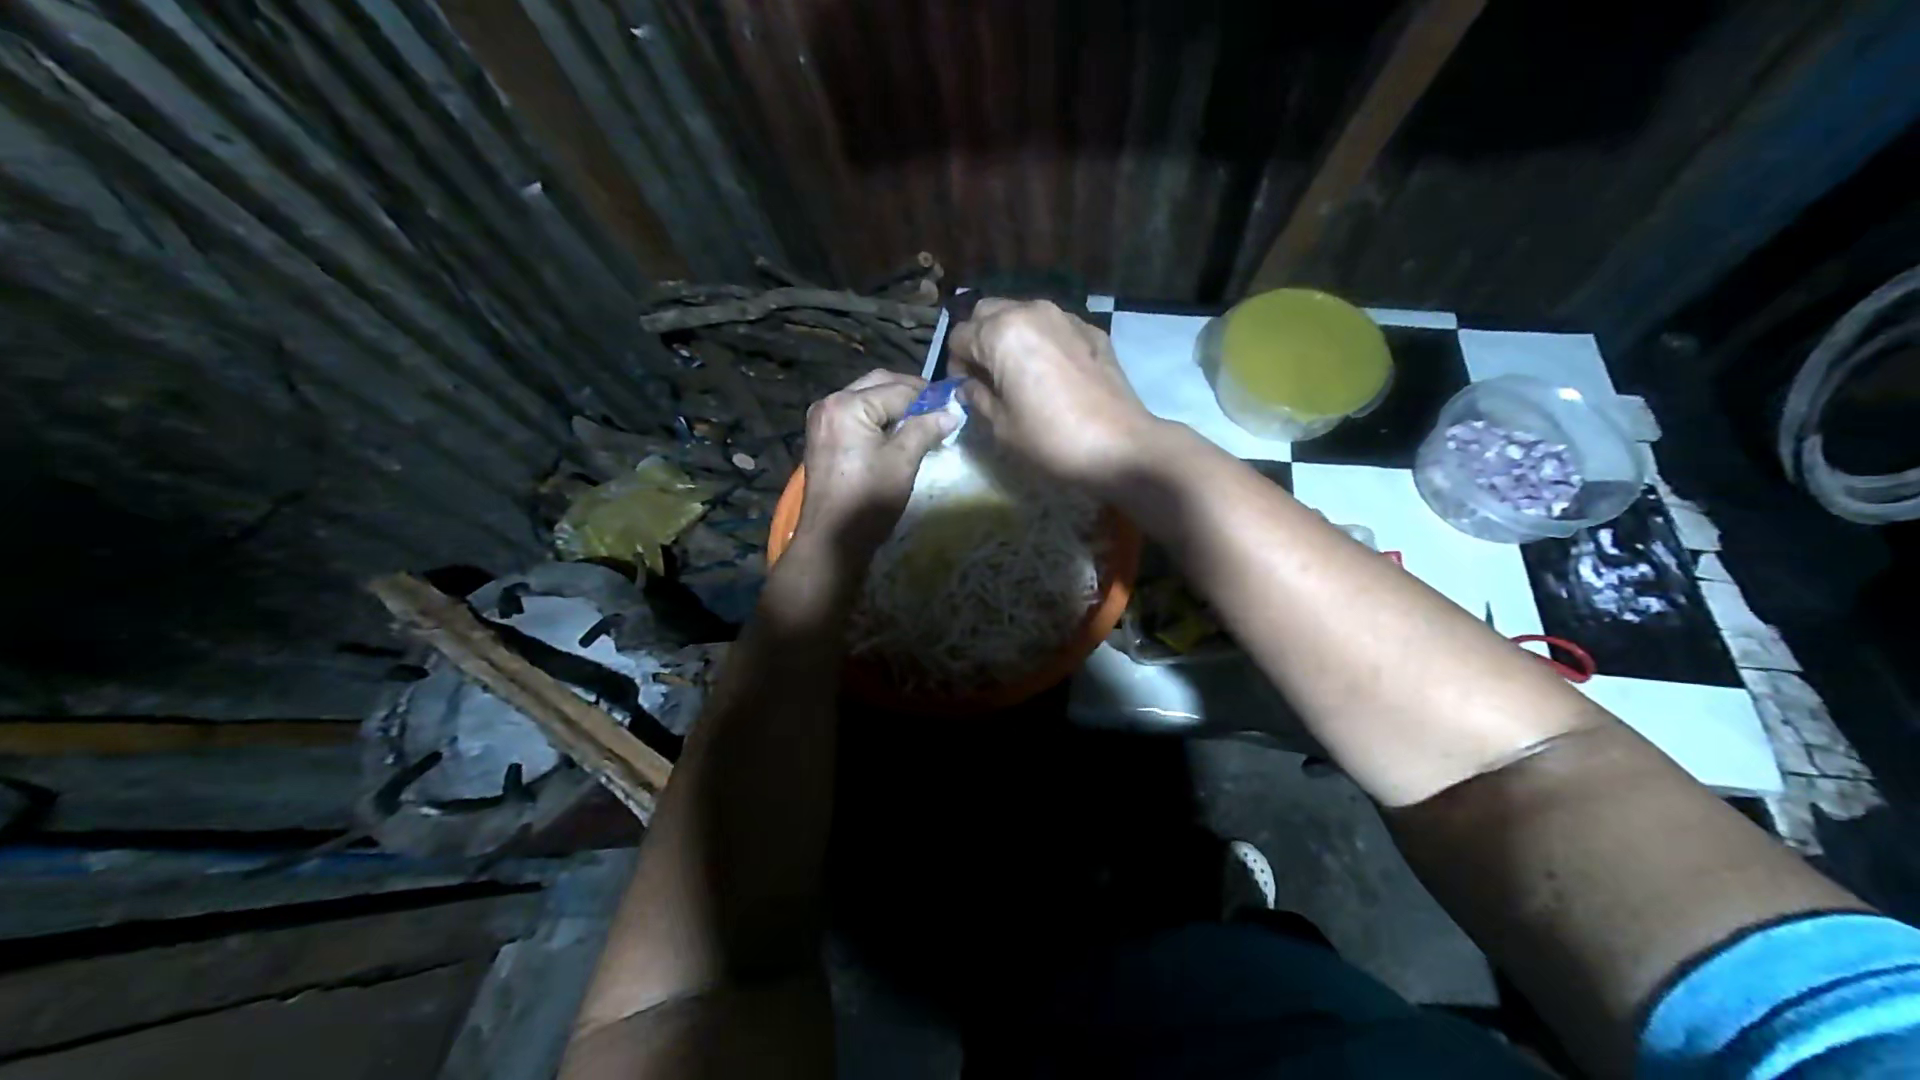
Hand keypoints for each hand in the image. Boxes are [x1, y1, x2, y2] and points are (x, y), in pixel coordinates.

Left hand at [794, 369, 957, 559]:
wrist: (832, 540)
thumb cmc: (868, 500)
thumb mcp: (902, 461)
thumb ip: (925, 429)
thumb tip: (951, 413)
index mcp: (847, 405)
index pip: (897, 389)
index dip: (929, 397)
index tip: (955, 405)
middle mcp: (829, 403)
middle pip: (878, 384)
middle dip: (910, 393)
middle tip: (939, 409)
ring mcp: (822, 420)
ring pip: (866, 397)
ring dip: (894, 404)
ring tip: (922, 420)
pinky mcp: (823, 437)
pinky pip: (855, 414)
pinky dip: (878, 417)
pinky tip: (897, 432)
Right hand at [947, 299, 1161, 493]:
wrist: (1120, 445)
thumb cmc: (1051, 439)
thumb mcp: (1001, 425)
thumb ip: (977, 396)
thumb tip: (968, 385)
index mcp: (1001, 333)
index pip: (959, 337)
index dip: (956, 366)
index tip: (966, 391)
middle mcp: (1031, 312)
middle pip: (987, 313)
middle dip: (979, 340)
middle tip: (987, 377)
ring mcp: (1065, 317)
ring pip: (1022, 313)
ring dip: (1010, 337)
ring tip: (1017, 374)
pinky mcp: (1091, 330)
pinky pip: (1053, 327)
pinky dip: (1042, 342)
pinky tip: (1051, 374)